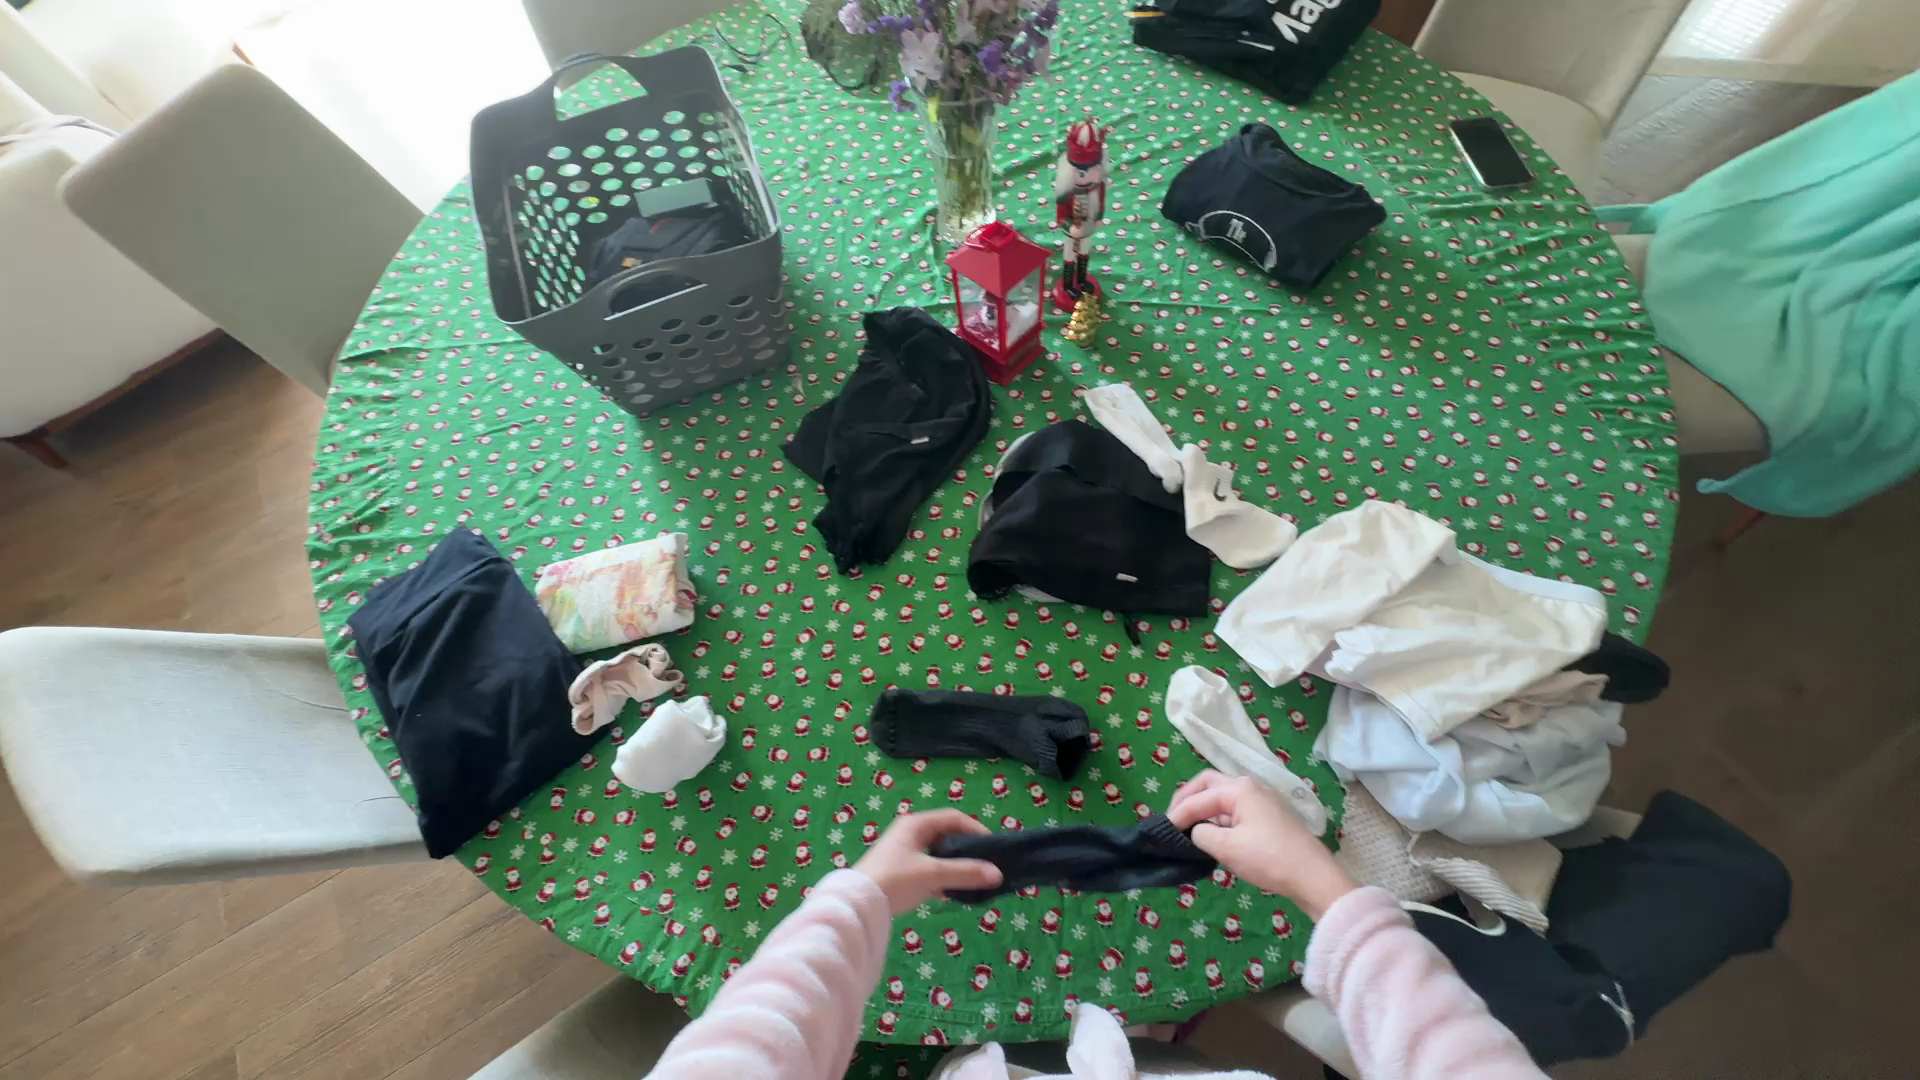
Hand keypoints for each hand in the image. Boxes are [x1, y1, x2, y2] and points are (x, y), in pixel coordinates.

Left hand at [852, 810, 1002, 913]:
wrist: (857, 904)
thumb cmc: (895, 879)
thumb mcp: (932, 874)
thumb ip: (964, 873)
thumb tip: (997, 873)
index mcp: (916, 824)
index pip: (953, 818)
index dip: (975, 829)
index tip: (992, 846)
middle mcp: (910, 833)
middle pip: (946, 835)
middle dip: (967, 849)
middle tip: (985, 863)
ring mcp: (904, 852)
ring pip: (938, 854)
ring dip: (955, 866)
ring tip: (973, 880)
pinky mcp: (901, 871)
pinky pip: (929, 869)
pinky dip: (942, 877)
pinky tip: (952, 893)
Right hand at [1167, 771, 1356, 919]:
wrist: (1315, 878)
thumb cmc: (1269, 859)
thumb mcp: (1227, 849)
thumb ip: (1201, 834)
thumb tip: (1196, 831)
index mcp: (1239, 789)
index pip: (1198, 798)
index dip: (1178, 814)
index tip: (1163, 829)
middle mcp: (1250, 785)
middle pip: (1209, 783)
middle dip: (1188, 798)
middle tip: (1173, 817)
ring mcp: (1262, 798)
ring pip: (1223, 794)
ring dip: (1204, 806)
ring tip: (1189, 825)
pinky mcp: (1270, 814)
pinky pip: (1235, 806)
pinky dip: (1219, 815)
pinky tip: (1214, 832)